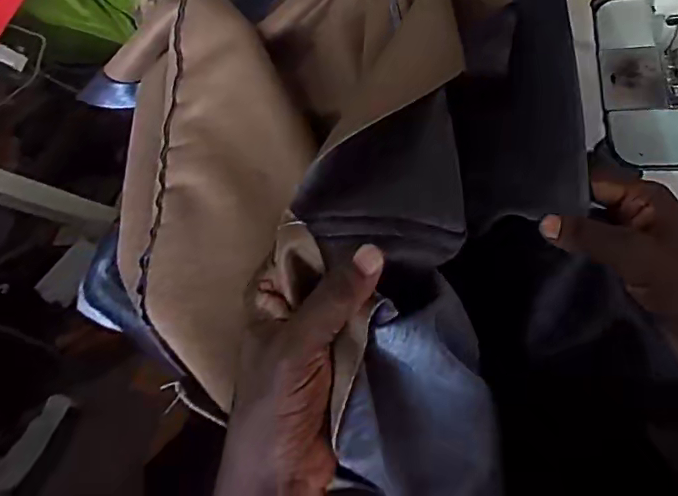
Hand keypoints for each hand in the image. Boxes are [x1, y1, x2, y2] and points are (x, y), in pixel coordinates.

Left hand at [214, 244, 384, 495]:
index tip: (367, 210)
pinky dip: (384, 307)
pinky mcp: (347, 348)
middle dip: (359, 254)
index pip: (299, 243)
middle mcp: (295, 302)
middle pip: (331, 265)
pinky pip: (368, 317)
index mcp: (270, 293)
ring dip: (375, 282)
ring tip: (408, 249)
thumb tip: (373, 250)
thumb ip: (333, 299)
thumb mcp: (296, 347)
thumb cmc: (272, 408)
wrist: (284, 480)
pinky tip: (406, 283)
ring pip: (353, 290)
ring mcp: (323, 326)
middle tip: (396, 227)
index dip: (330, 228)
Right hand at [540, 175, 677, 365]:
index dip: (565, 184)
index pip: (597, 179)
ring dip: (571, 237)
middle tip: (522, 217)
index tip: (528, 193)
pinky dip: (580, 258)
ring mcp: (637, 243)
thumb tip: (544, 220)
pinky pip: (600, 255)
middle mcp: (640, 214)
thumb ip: (589, 236)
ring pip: (595, 230)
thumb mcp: (635, 256)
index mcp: (647, 197)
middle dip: (564, 210)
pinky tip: (553, 263)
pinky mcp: (634, 270)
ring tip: (528, 238)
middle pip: (594, 203)